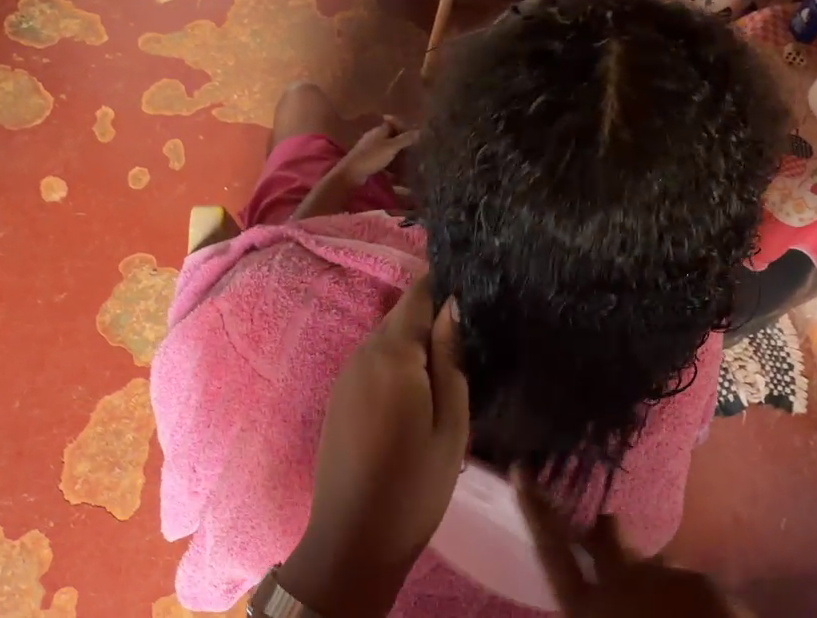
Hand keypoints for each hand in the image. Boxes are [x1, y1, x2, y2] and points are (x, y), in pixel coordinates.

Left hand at [280, 278, 467, 617]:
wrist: (352, 540)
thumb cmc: (414, 484)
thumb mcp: (451, 423)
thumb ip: (451, 358)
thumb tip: (454, 303)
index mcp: (391, 353)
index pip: (418, 293)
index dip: (445, 280)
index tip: (476, 277)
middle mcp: (362, 352)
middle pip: (402, 313)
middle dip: (434, 310)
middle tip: (474, 322)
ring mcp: (346, 373)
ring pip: (388, 336)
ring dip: (416, 337)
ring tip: (454, 350)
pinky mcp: (340, 394)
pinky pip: (374, 359)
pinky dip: (398, 358)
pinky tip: (421, 382)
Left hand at [337, 116, 418, 184]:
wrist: (351, 172)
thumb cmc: (372, 156)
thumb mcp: (391, 147)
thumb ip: (405, 139)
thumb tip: (419, 131)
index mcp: (379, 130)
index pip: (392, 123)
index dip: (403, 126)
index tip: (414, 133)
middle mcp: (373, 137)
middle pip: (390, 136)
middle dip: (401, 141)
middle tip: (414, 148)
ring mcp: (369, 148)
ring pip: (386, 148)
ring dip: (396, 153)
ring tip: (407, 160)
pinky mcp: (367, 160)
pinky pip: (381, 158)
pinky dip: (389, 162)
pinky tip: (396, 170)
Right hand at [516, 470, 736, 617]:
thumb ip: (586, 610)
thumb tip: (579, 601)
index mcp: (587, 608)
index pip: (552, 549)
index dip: (535, 509)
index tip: (521, 469)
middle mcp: (623, 580)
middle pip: (607, 534)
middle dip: (603, 529)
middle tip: (602, 527)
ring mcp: (667, 578)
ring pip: (655, 566)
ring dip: (655, 583)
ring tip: (664, 613)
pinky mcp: (707, 586)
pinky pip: (691, 588)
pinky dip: (690, 604)